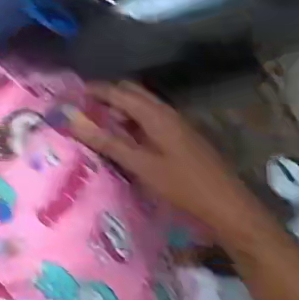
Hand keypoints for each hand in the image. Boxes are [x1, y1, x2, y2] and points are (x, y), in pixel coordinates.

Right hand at [64, 81, 280, 252]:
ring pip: (142, 105)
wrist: (230, 209)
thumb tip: (72, 120)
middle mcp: (167, 113)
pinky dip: (132, 121)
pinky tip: (122, 139)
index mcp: (156, 115)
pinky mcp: (182, 138)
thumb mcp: (140, 165)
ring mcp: (177, 125)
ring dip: (119, 108)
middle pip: (132, 92)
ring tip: (96, 124)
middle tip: (82, 109)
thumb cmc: (183, 186)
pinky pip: (151, 119)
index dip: (93, 90)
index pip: (118, 91)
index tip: (68, 95)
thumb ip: (106, 141)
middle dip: (106, 95)